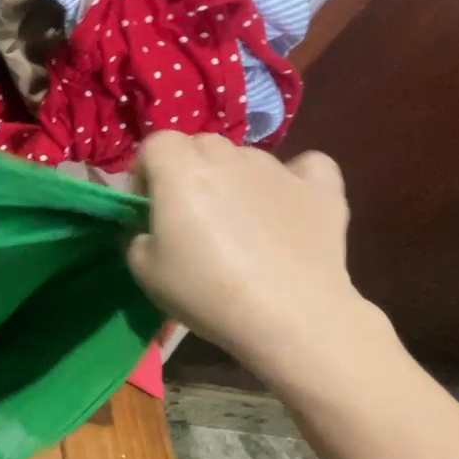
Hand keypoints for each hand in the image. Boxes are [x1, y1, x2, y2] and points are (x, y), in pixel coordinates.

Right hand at [126, 132, 381, 383]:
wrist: (289, 316)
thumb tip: (150, 225)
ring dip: (233, 177)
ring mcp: (280, 170)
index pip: (156, 142)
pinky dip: (292, 177)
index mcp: (181, 172)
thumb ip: (137, 233)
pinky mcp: (321, 189)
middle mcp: (230, 159)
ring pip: (246, 156)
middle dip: (187, 169)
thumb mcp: (143, 269)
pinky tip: (285, 201)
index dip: (145, 170)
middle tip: (187, 213)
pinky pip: (304, 165)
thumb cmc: (204, 291)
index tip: (147, 206)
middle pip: (200, 144)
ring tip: (237, 220)